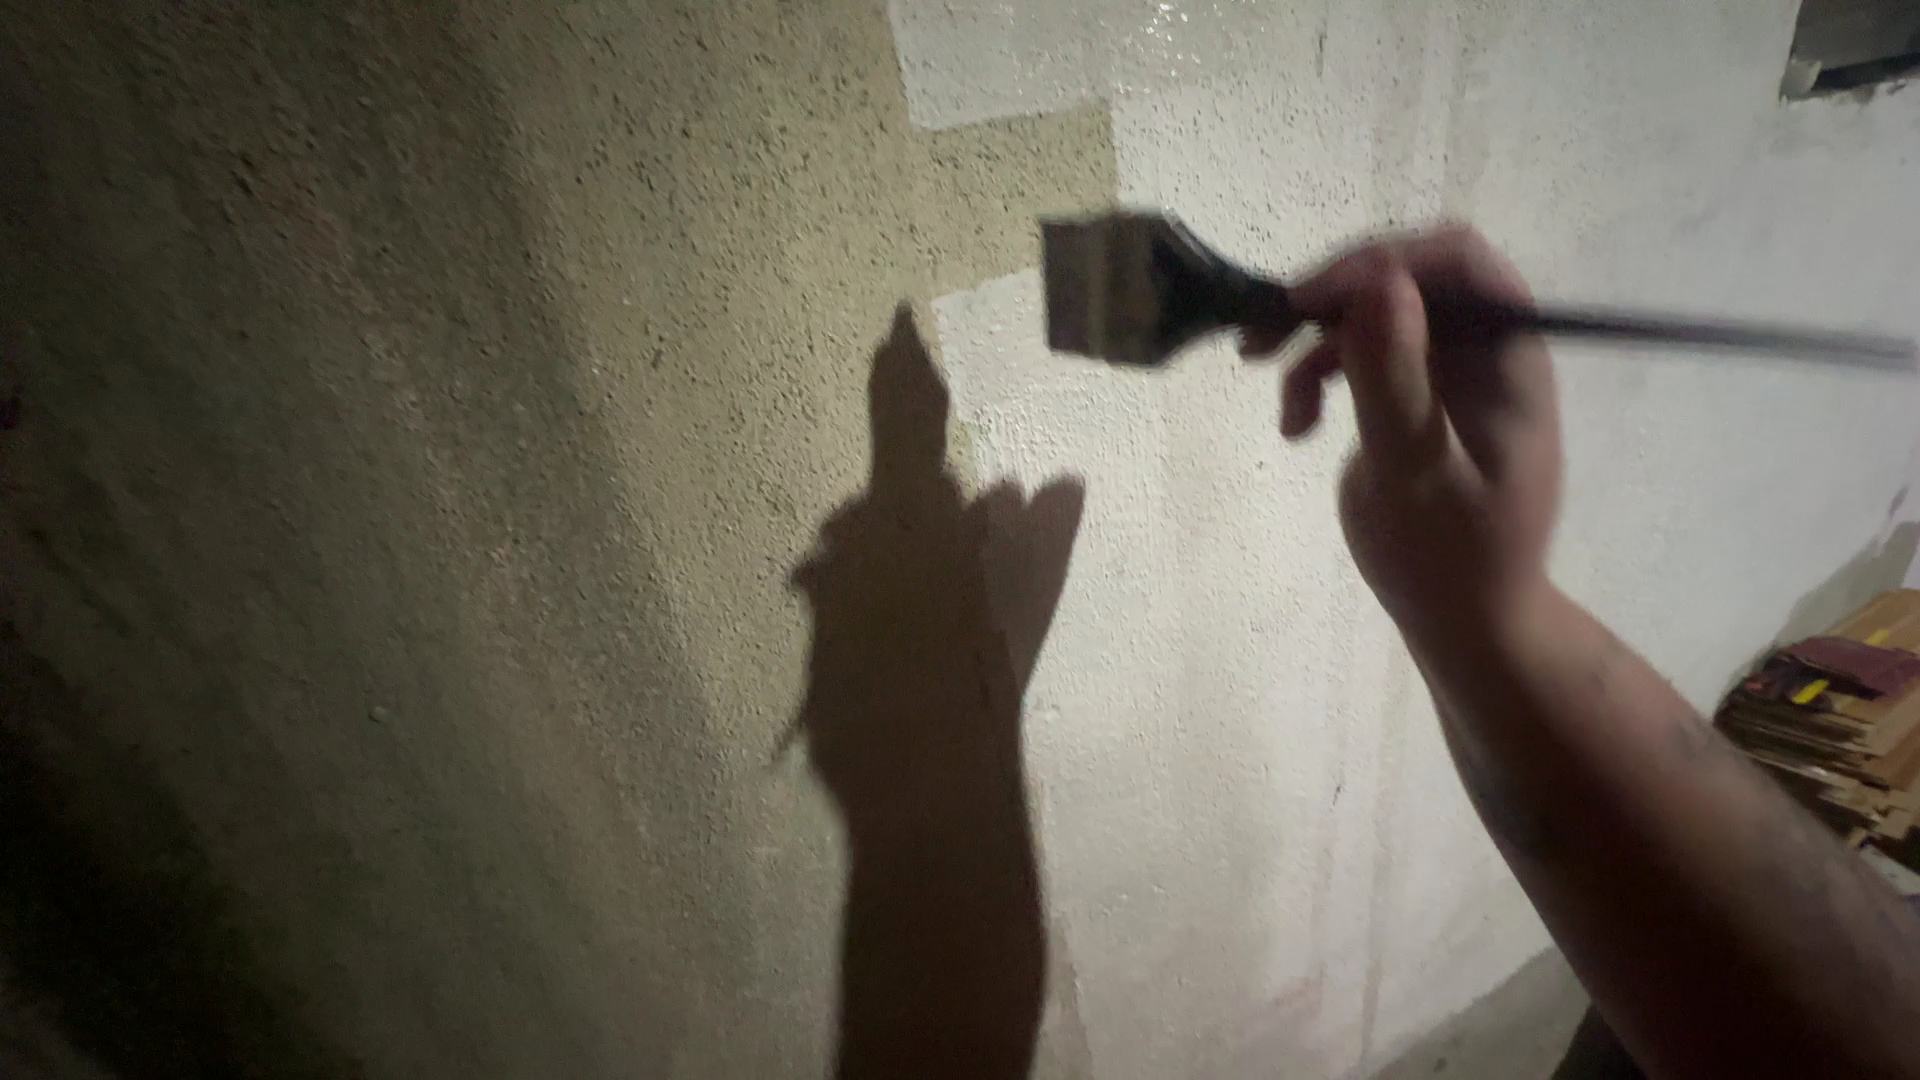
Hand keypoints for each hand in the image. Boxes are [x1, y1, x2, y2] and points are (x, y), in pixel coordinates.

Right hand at [1247, 227, 1561, 637]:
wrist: (1460, 611)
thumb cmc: (1447, 555)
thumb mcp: (1415, 471)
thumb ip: (1396, 378)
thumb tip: (1375, 282)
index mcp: (1507, 356)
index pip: (1452, 263)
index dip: (1373, 264)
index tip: (1300, 303)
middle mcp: (1481, 351)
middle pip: (1401, 283)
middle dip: (1326, 305)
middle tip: (1259, 341)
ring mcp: (1446, 374)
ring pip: (1369, 322)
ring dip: (1312, 352)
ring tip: (1283, 410)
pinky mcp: (1411, 399)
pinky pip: (1359, 362)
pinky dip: (1317, 382)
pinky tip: (1297, 426)